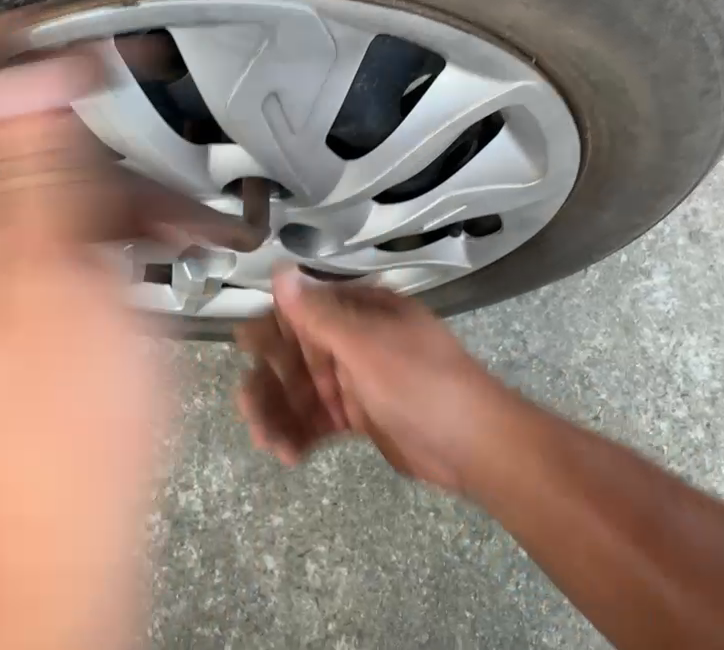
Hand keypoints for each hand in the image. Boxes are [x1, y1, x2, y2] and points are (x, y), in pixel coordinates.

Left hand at [0, 59, 168, 601]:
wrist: (67, 537)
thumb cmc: (52, 436)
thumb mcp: (49, 276)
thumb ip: (35, 164)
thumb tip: (29, 71)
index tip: (56, 40)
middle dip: (70, 130)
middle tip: (129, 121)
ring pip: (32, 187)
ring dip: (106, 185)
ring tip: (173, 208)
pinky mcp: (8, 296)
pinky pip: (53, 230)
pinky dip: (107, 225)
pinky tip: (162, 235)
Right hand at [237, 269, 508, 493]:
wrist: (476, 446)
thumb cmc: (421, 382)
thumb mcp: (366, 344)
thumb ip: (318, 313)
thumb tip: (280, 268)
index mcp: (357, 311)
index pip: (299, 311)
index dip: (270, 330)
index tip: (248, 352)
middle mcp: (351, 340)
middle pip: (292, 355)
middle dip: (269, 381)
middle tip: (249, 409)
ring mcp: (353, 379)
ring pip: (300, 391)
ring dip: (278, 413)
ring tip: (268, 442)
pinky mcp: (358, 417)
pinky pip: (317, 421)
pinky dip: (298, 434)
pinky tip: (287, 454)